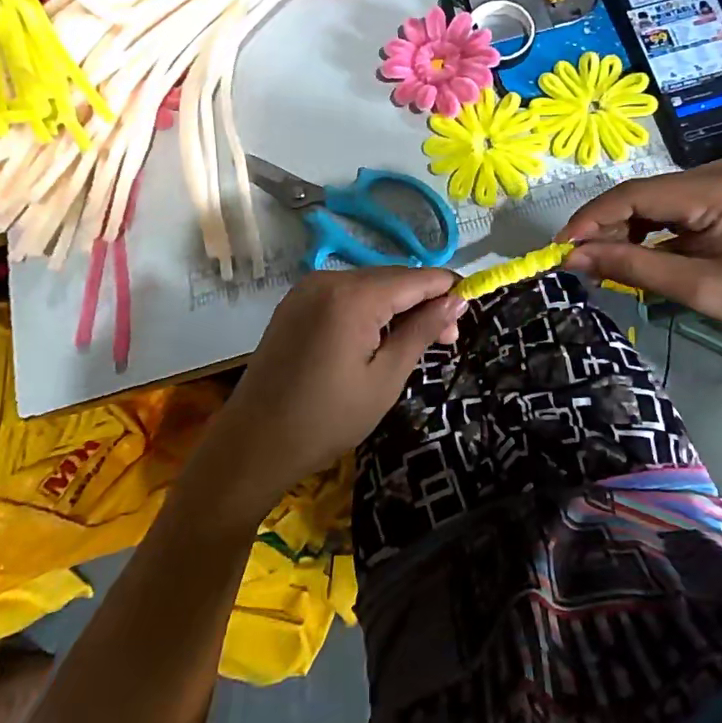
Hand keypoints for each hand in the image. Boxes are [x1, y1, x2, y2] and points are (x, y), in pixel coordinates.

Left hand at [204, 268, 463, 506]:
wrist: (252, 445)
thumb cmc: (326, 419)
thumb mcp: (385, 379)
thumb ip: (422, 331)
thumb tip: (457, 299)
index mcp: (353, 296)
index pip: (418, 277)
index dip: (449, 290)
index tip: (469, 315)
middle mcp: (329, 279)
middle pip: (394, 278)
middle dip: (424, 301)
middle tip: (445, 340)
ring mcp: (307, 289)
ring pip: (371, 285)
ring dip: (398, 306)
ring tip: (414, 343)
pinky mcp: (296, 303)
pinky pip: (346, 295)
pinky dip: (370, 310)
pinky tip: (378, 337)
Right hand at [556, 161, 721, 352]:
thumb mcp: (695, 287)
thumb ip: (631, 266)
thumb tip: (572, 258)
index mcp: (714, 187)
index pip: (634, 194)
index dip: (590, 219)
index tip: (558, 249)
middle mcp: (713, 172)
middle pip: (640, 194)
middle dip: (604, 227)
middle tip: (576, 264)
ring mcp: (718, 181)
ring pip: (651, 201)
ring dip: (623, 230)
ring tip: (602, 264)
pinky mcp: (720, 195)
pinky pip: (669, 208)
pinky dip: (647, 231)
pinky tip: (634, 254)